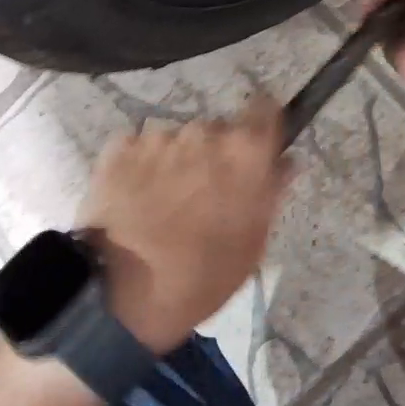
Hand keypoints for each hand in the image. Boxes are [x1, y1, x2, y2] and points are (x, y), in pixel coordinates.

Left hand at [78, 100, 287, 354]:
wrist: (118, 295)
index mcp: (244, 152)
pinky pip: (143, 147)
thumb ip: (271, 192)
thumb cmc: (200, 276)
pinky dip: (143, 166)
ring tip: (166, 204)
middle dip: (216, 155)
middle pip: (219, 130)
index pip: (265, 109)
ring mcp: (159, 137)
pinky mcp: (120, 148)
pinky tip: (138, 201)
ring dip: (179, 161)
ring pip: (179, 140)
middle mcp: (204, 132)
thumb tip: (285, 161)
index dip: (261, 127)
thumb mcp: (252, 245)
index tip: (255, 150)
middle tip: (207, 196)